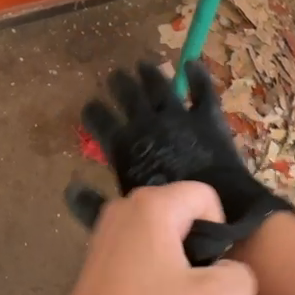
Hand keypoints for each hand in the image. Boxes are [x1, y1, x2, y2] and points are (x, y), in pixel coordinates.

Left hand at [28, 183, 256, 294]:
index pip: (205, 196)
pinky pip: (140, 259)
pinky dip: (153, 284)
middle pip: (182, 218)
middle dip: (198, 255)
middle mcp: (124, 207)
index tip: (214, 272)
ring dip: (177, 274)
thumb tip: (228, 269)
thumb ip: (240, 273)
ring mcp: (105, 233)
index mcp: (151, 204)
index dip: (220, 232)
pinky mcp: (95, 261)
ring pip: (162, 242)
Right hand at [78, 62, 291, 251]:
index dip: (93, 112)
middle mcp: (148, 125)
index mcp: (125, 147)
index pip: (99, 120)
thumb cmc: (171, 229)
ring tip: (144, 64)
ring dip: (150, 74)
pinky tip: (191, 64)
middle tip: (115, 76)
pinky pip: (202, 91)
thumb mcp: (123, 220)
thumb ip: (92, 204)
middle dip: (119, 84)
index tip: (90, 107)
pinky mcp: (208, 120)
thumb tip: (71, 188)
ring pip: (160, 86)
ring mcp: (179, 118)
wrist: (222, 225)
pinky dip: (197, 76)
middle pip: (128, 94)